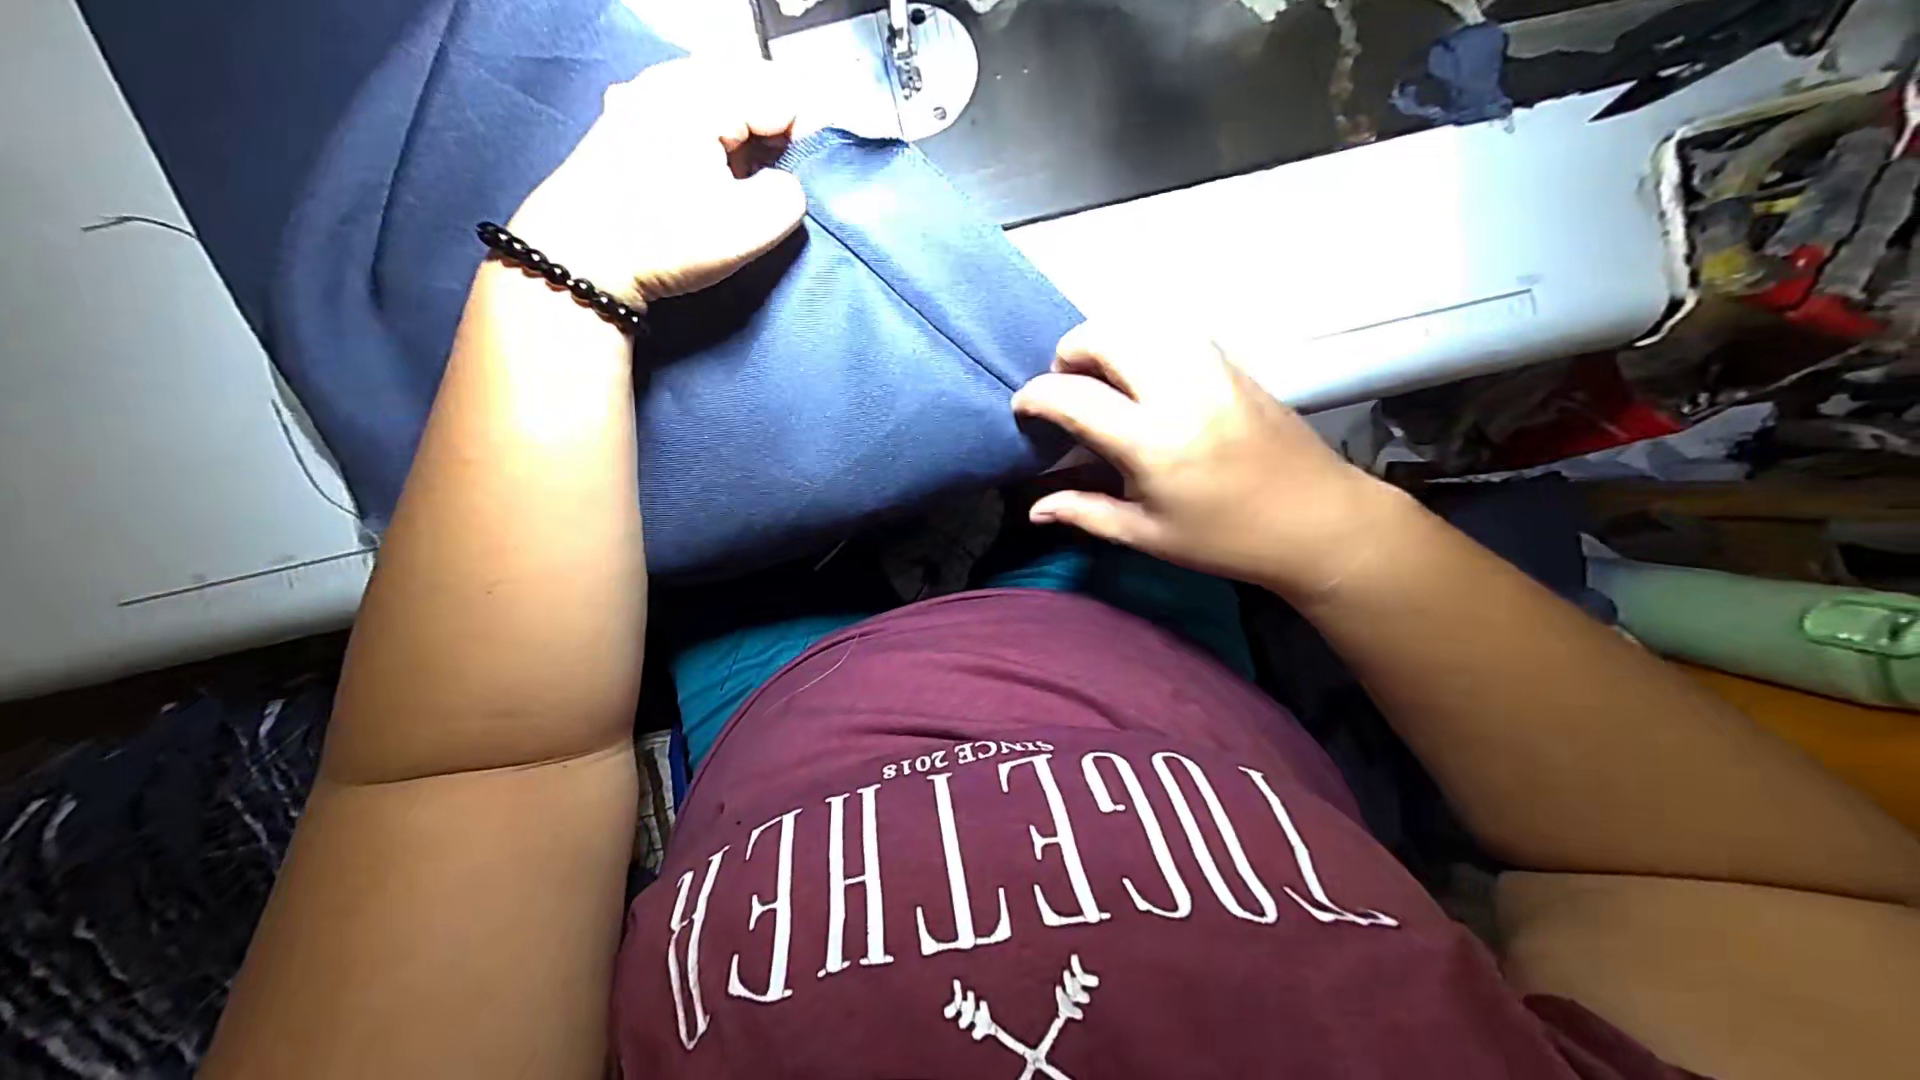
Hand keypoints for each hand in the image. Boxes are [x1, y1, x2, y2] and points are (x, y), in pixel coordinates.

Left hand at [505, 59, 807, 308]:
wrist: (579, 259)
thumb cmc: (660, 241)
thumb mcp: (748, 228)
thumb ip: (792, 196)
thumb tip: (788, 182)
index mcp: (701, 93)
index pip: (786, 96)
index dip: (805, 143)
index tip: (796, 186)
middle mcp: (669, 80)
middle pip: (753, 92)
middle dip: (773, 141)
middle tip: (768, 190)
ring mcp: (643, 96)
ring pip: (723, 105)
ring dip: (742, 146)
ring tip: (735, 190)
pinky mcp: (629, 121)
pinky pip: (692, 118)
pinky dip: (710, 146)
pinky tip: (703, 182)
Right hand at [1010, 322, 1411, 601]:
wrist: (1317, 521)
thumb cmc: (1225, 539)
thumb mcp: (1147, 535)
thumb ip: (1085, 513)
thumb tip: (1034, 508)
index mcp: (1152, 441)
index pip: (1073, 396)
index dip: (1035, 396)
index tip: (1024, 408)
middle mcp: (1178, 392)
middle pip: (1106, 336)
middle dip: (1070, 353)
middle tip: (1068, 388)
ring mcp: (1211, 370)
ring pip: (1142, 323)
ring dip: (1109, 341)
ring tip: (1104, 378)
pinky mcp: (1233, 365)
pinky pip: (1175, 332)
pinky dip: (1145, 341)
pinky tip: (1144, 374)